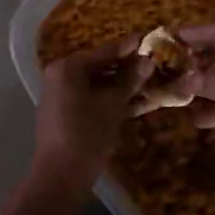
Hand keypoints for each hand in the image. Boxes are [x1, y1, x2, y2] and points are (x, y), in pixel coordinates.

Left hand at [32, 38, 151, 183]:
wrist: (61, 175)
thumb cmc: (87, 133)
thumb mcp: (112, 104)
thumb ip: (129, 80)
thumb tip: (148, 60)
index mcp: (67, 68)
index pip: (104, 52)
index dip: (128, 48)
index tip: (148, 39)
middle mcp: (60, 76)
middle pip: (100, 68)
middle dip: (128, 69)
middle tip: (154, 65)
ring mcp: (62, 96)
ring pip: (98, 86)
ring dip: (123, 87)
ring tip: (151, 84)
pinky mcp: (67, 114)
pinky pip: (93, 100)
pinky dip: (112, 101)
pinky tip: (137, 103)